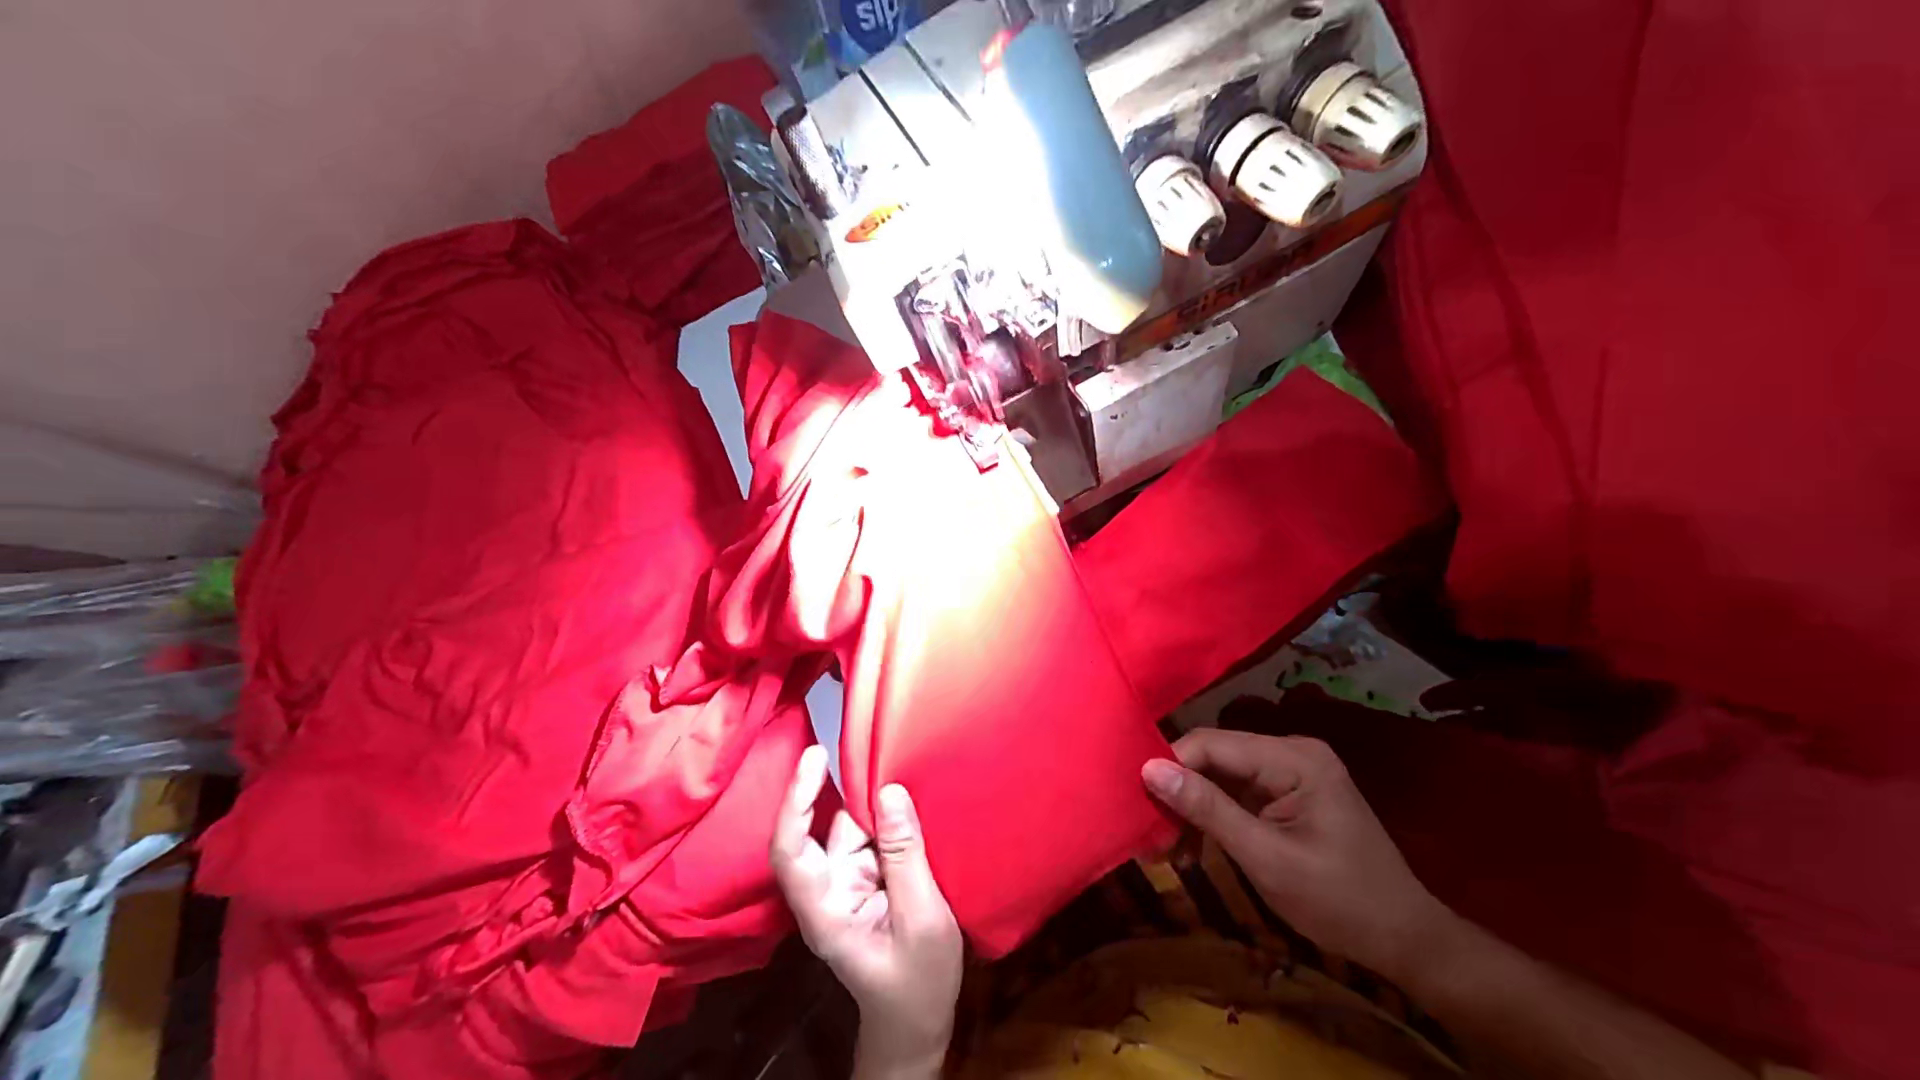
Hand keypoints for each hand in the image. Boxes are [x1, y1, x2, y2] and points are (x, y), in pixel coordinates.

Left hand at [771, 745, 962, 1073]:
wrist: (918, 1024)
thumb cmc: (917, 984)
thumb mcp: (922, 919)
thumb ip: (904, 855)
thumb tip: (890, 792)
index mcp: (824, 909)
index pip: (790, 850)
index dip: (795, 801)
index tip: (814, 758)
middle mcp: (827, 890)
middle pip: (824, 830)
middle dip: (845, 791)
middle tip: (876, 747)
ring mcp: (846, 885)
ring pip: (852, 829)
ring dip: (873, 803)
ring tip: (901, 766)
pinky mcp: (866, 883)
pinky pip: (871, 840)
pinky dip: (887, 819)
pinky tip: (907, 798)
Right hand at [1141, 729, 1453, 981]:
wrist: (1405, 940)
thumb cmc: (1340, 901)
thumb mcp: (1266, 857)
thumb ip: (1207, 809)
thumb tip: (1148, 769)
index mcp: (1294, 757)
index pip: (1211, 744)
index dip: (1170, 766)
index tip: (1137, 803)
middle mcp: (1290, 752)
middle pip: (1213, 757)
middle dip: (1179, 793)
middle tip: (1151, 835)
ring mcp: (1289, 772)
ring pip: (1219, 776)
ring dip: (1192, 810)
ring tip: (1168, 851)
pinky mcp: (1285, 793)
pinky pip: (1235, 793)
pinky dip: (1212, 818)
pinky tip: (1194, 848)